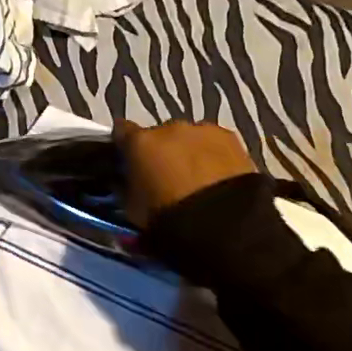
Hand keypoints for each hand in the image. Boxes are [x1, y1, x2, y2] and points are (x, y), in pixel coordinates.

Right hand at [114, 120, 258, 225]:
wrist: (222, 222)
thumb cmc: (168, 219)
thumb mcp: (133, 210)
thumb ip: (127, 188)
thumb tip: (125, 181)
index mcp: (140, 142)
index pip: (122, 131)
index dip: (124, 146)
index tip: (128, 160)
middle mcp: (169, 128)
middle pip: (159, 134)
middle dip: (161, 152)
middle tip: (168, 177)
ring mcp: (202, 129)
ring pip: (189, 137)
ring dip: (189, 152)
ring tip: (198, 179)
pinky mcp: (230, 137)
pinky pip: (214, 142)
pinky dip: (214, 155)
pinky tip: (219, 176)